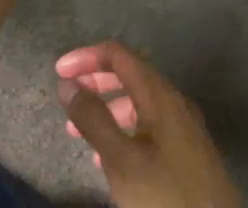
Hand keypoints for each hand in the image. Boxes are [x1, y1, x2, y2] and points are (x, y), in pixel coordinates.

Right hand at [56, 41, 241, 207]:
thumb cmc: (165, 194)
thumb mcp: (121, 159)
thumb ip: (93, 118)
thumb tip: (68, 84)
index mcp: (160, 95)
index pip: (119, 54)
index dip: (86, 57)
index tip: (59, 73)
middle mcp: (175, 102)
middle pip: (130, 74)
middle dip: (95, 81)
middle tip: (68, 98)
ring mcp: (184, 126)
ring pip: (139, 102)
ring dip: (107, 109)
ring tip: (79, 132)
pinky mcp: (188, 152)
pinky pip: (150, 126)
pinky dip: (124, 129)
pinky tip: (108, 157)